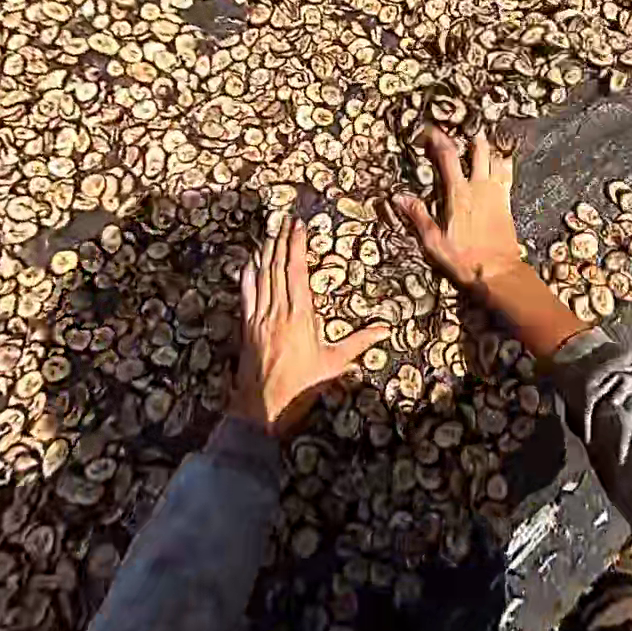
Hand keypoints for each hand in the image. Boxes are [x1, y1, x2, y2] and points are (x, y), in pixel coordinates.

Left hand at [230, 216, 390, 435]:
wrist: (263, 409)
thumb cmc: (302, 387)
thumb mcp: (335, 365)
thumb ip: (359, 343)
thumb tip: (385, 329)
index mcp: (301, 316)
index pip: (297, 271)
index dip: (297, 246)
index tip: (299, 227)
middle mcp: (278, 311)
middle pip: (278, 267)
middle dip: (282, 241)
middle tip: (286, 221)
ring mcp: (260, 317)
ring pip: (262, 275)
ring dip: (266, 252)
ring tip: (272, 232)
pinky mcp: (247, 326)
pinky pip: (247, 293)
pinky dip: (248, 274)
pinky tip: (250, 261)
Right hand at [392, 127, 524, 291]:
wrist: (499, 274)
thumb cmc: (463, 259)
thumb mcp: (434, 241)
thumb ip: (418, 216)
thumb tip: (398, 198)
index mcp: (458, 194)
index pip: (448, 157)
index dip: (440, 140)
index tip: (432, 130)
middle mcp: (479, 188)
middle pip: (478, 152)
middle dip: (471, 138)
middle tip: (465, 128)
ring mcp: (496, 195)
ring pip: (496, 161)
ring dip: (490, 149)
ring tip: (483, 139)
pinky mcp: (507, 204)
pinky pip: (507, 177)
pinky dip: (504, 165)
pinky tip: (503, 161)